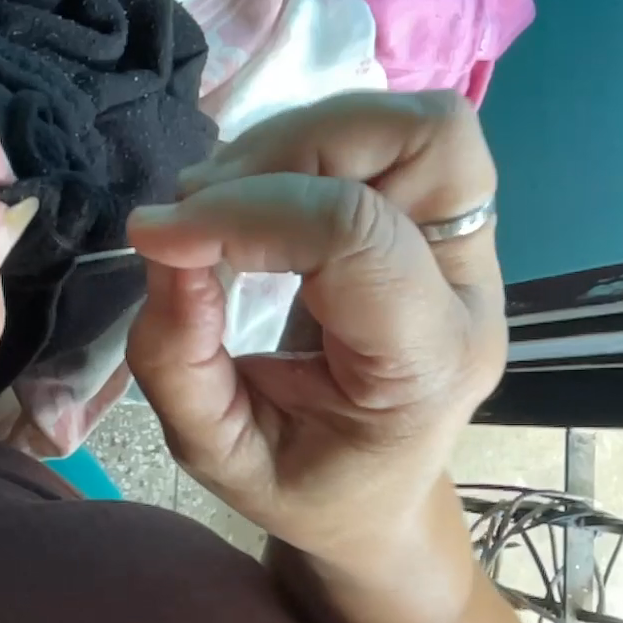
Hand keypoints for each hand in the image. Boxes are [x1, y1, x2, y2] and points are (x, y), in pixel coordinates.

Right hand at [125, 91, 506, 575]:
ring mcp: (466, 250)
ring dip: (297, 141)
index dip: (243, 214)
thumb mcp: (217, 455)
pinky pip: (388, 141)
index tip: (156, 234)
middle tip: (202, 204)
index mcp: (424, 363)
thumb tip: (165, 249)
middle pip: (421, 138)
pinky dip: (308, 146)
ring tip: (222, 200)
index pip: (354, 234)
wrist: (374, 498)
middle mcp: (467, 290)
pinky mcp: (440, 225)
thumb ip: (178, 364)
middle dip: (290, 149)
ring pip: (411, 124)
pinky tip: (257, 196)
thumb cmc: (304, 486)